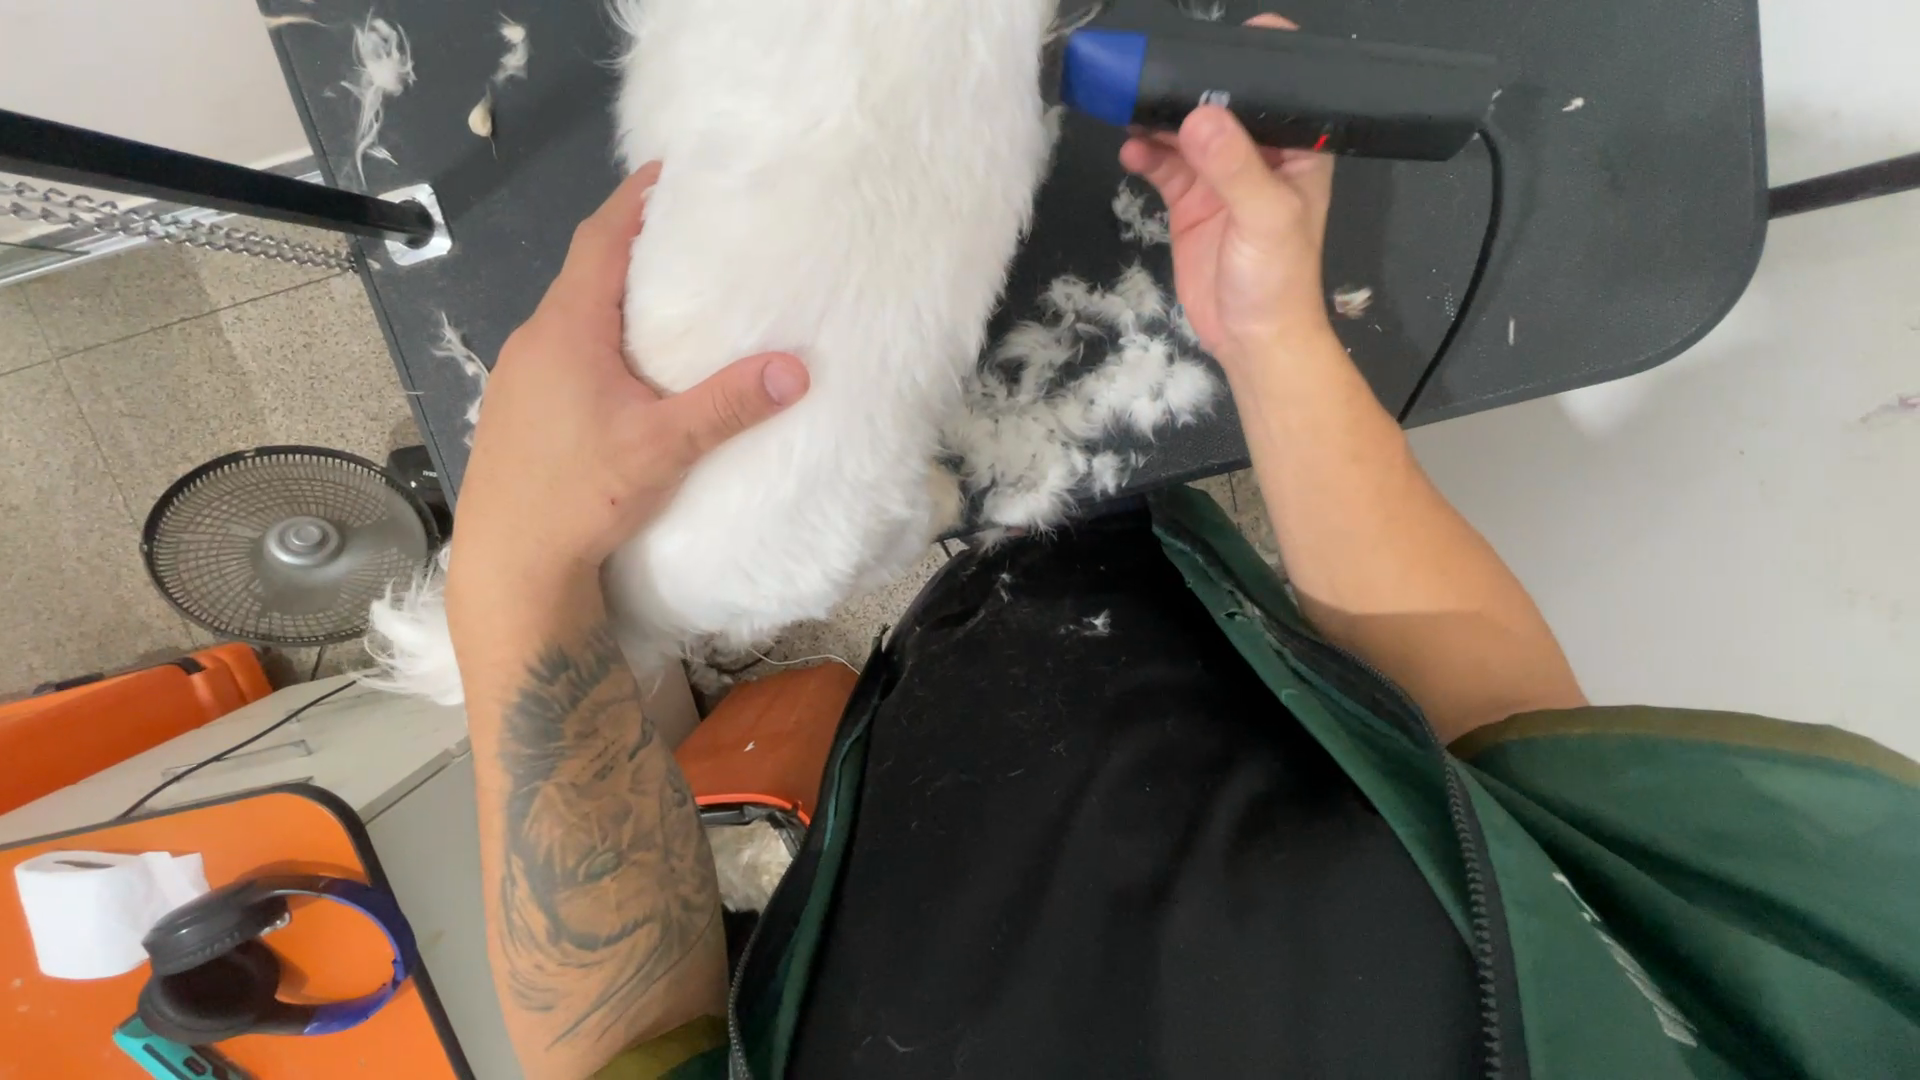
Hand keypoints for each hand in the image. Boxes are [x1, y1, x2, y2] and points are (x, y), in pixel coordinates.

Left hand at [450, 161, 810, 590]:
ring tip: (671, 300)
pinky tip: (631, 370)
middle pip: (586, 272)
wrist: (513, 561)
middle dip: (635, 247)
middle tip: (690, 239)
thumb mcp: (664, 446)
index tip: (672, 174)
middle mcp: (536, 339)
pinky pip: (566, 350)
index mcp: (568, 330)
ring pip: (575, 315)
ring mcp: (522, 375)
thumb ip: (729, 404)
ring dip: (617, 297)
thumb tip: (798, 370)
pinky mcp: (521, 408)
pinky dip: (602, 338)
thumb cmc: (582, 493)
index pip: (600, 240)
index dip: (634, 200)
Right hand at [1118, 16, 1335, 373]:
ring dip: (1160, 120)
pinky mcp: (1189, 204)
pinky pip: (1164, 167)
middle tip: (1153, 75)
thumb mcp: (1265, 218)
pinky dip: (1146, 155)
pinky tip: (1130, 149)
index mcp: (1295, 148)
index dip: (1250, 59)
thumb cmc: (1276, 278)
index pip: (1278, 86)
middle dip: (1190, 88)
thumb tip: (1197, 118)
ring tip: (1131, 109)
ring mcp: (1219, 179)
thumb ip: (1234, 167)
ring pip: (1187, 133)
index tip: (1211, 44)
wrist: (1250, 339)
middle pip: (1222, 105)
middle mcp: (1257, 155)